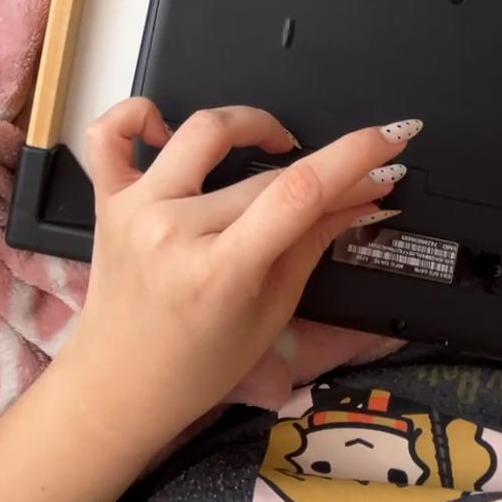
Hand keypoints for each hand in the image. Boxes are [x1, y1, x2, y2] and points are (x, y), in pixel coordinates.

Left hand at [54, 98, 417, 449]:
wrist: (118, 387)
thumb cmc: (199, 366)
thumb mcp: (272, 312)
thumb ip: (316, 240)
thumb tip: (367, 193)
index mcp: (219, 272)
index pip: (298, 193)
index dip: (354, 156)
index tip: (393, 136)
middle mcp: (172, 230)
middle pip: (266, 174)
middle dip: (324, 166)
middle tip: (352, 177)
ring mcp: (135, 209)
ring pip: (202, 131)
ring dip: (250, 124)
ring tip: (273, 144)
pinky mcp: (107, 199)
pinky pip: (110, 133)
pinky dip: (138, 114)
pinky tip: (168, 129)